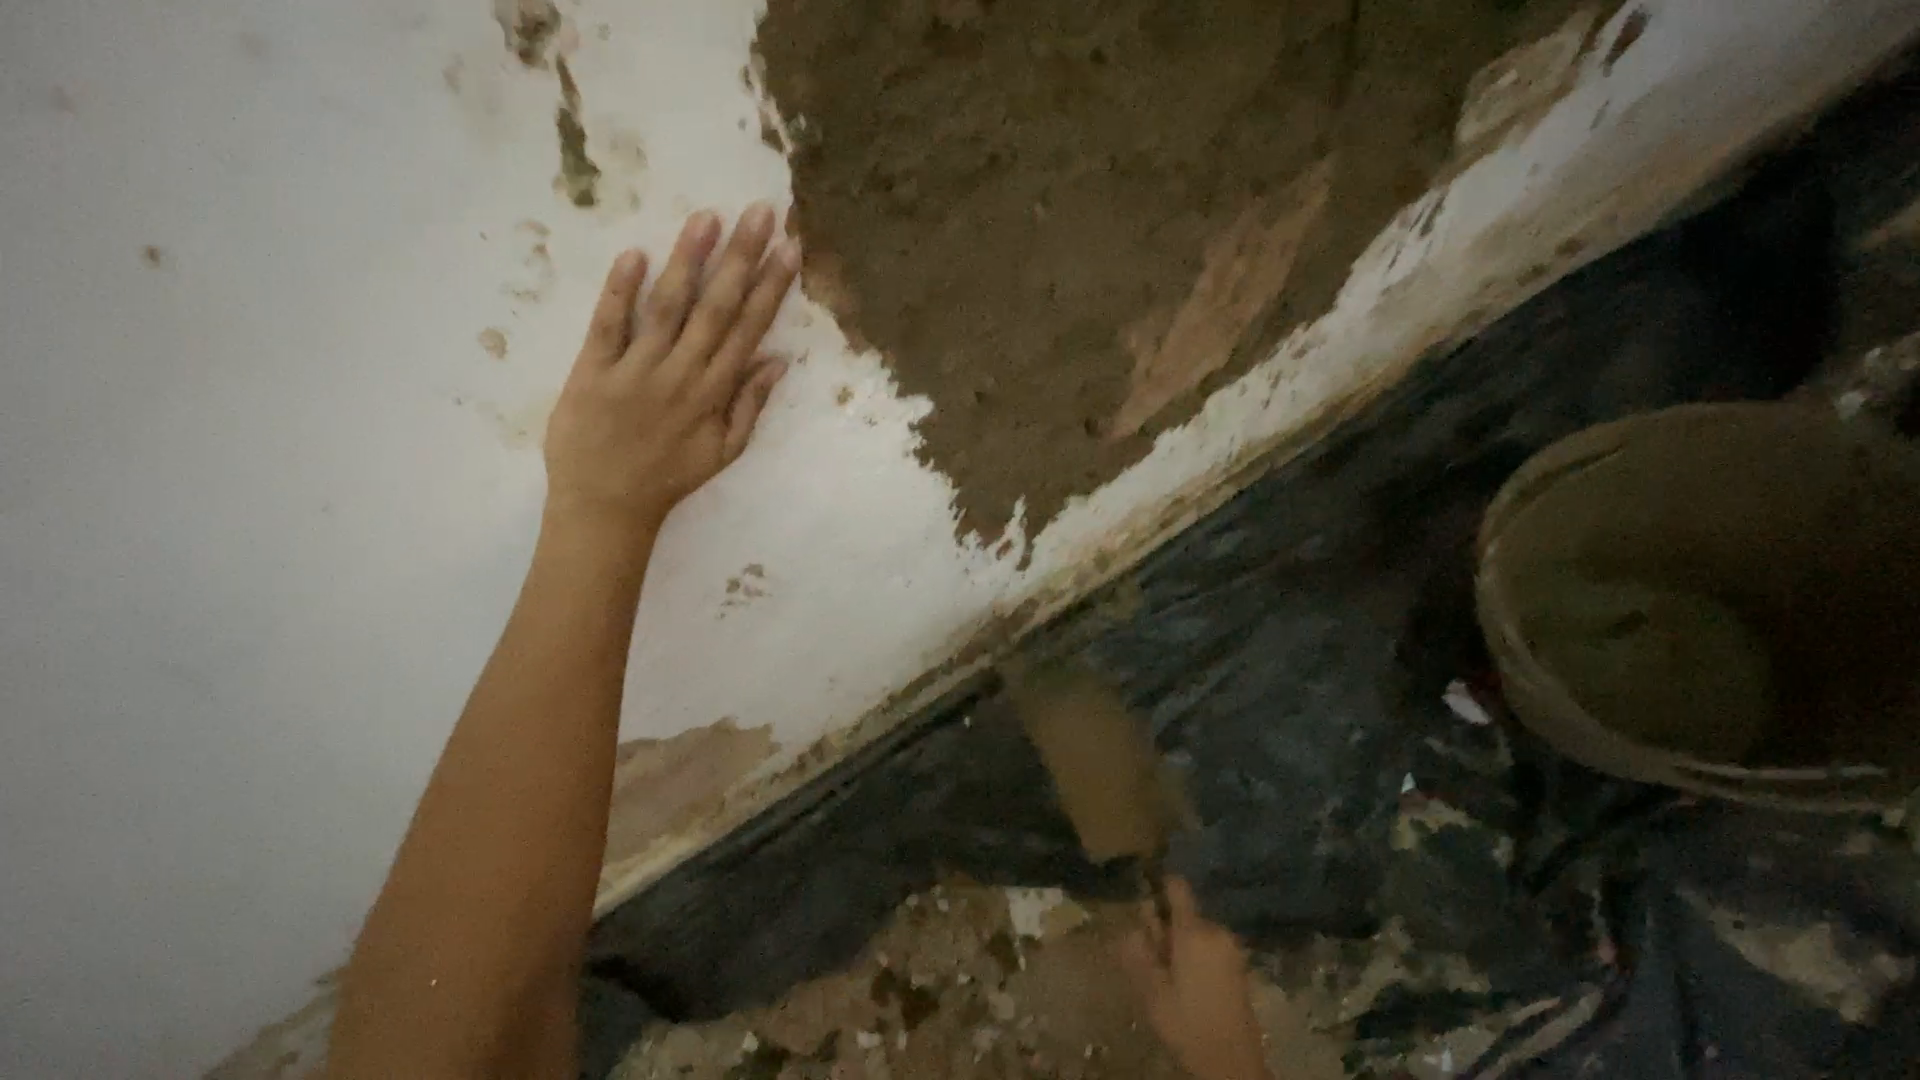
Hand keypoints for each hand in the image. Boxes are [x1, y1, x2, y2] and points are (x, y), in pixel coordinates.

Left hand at [544, 204, 798, 542]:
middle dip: (741, 259)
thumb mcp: (723, 452)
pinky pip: (608, 326)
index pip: (748, 330)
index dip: (771, 288)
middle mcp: (680, 375)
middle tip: (762, 213)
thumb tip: (778, 360)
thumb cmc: (668, 478)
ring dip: (689, 261)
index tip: (790, 249)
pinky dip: (620, 292)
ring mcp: (635, 371)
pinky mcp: (592, 371)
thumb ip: (750, 405)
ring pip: (668, 308)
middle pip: (716, 309)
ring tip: (709, 217)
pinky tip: (636, 255)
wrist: (605, 507)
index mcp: (713, 393)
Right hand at [1118, 878, 1274, 1079]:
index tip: (1142, 898)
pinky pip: (1209, 946)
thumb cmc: (1188, 1024)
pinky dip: (1195, 954)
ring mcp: (1231, 948)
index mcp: (1194, 932)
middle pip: (1183, 913)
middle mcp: (1216, 931)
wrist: (1233, 1063)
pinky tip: (1188, 983)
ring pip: (1196, 931)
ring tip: (1170, 976)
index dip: (1158, 884)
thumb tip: (1129, 926)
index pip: (1177, 886)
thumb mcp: (1152, 991)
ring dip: (1180, 943)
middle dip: (1165, 928)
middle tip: (1154, 958)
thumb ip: (1138, 952)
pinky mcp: (1239, 964)